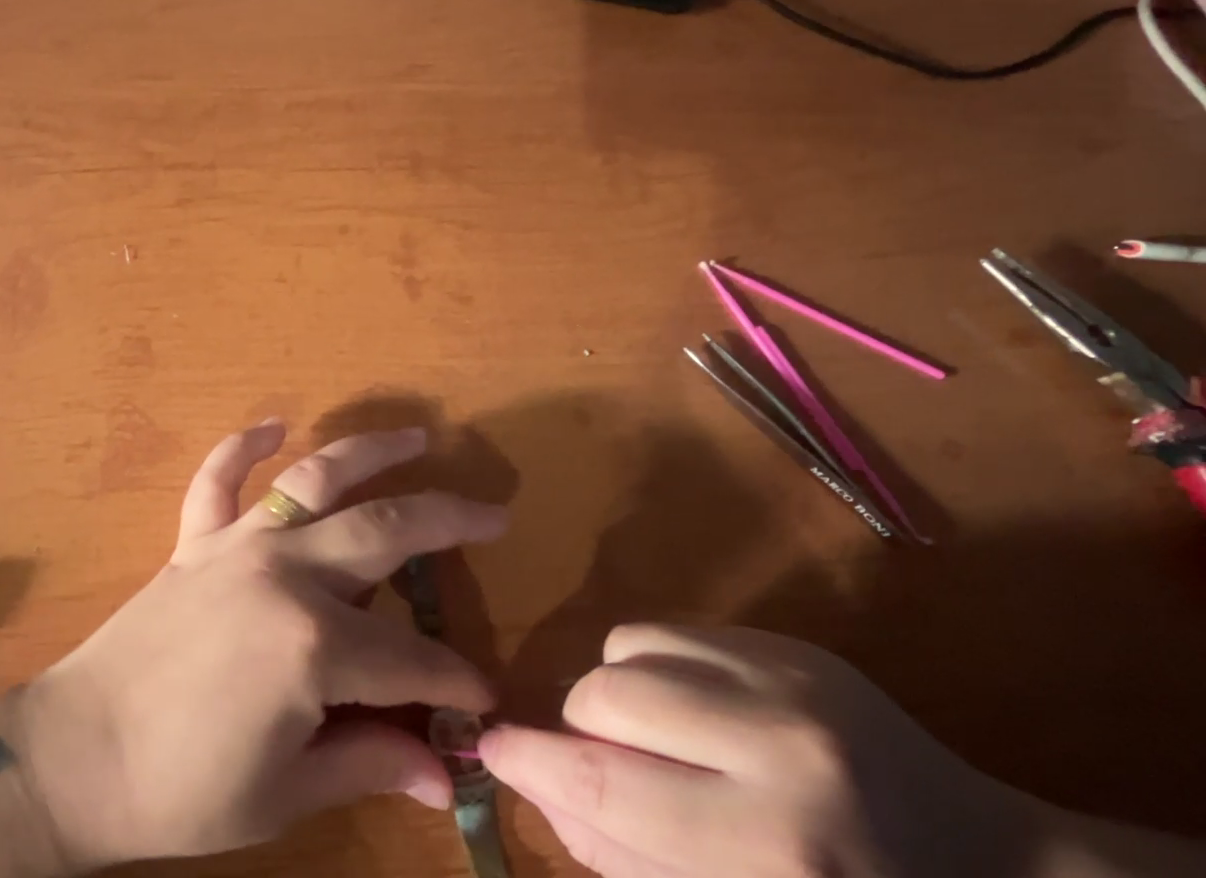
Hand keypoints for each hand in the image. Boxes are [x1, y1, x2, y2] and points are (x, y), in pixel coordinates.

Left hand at [17, 422, 508, 869]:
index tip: (480, 699)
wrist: (75, 758)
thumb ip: (369, 763)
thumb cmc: (183, 789)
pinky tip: (272, 425)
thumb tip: (444, 774)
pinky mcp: (192, 543)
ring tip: (417, 435)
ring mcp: (235, 548)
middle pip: (386, 533)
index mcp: (315, 647)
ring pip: (314, 481)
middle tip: (496, 515)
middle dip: (450, 521)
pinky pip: (217, 480)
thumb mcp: (287, 792)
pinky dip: (243, 446)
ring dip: (370, 452)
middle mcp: (284, 576)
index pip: (413, 660)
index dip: (454, 682)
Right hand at [480, 624, 1034, 877]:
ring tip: (662, 735)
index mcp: (769, 846)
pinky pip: (671, 630)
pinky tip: (699, 709)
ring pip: (628, 646)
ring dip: (618, 691)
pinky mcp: (796, 646)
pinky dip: (656, 666)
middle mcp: (779, 746)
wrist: (993, 869)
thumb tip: (537, 784)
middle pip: (605, 694)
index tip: (491, 747)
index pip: (607, 786)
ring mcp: (793, 680)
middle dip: (581, 729)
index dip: (532, 763)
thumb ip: (623, 857)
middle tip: (608, 763)